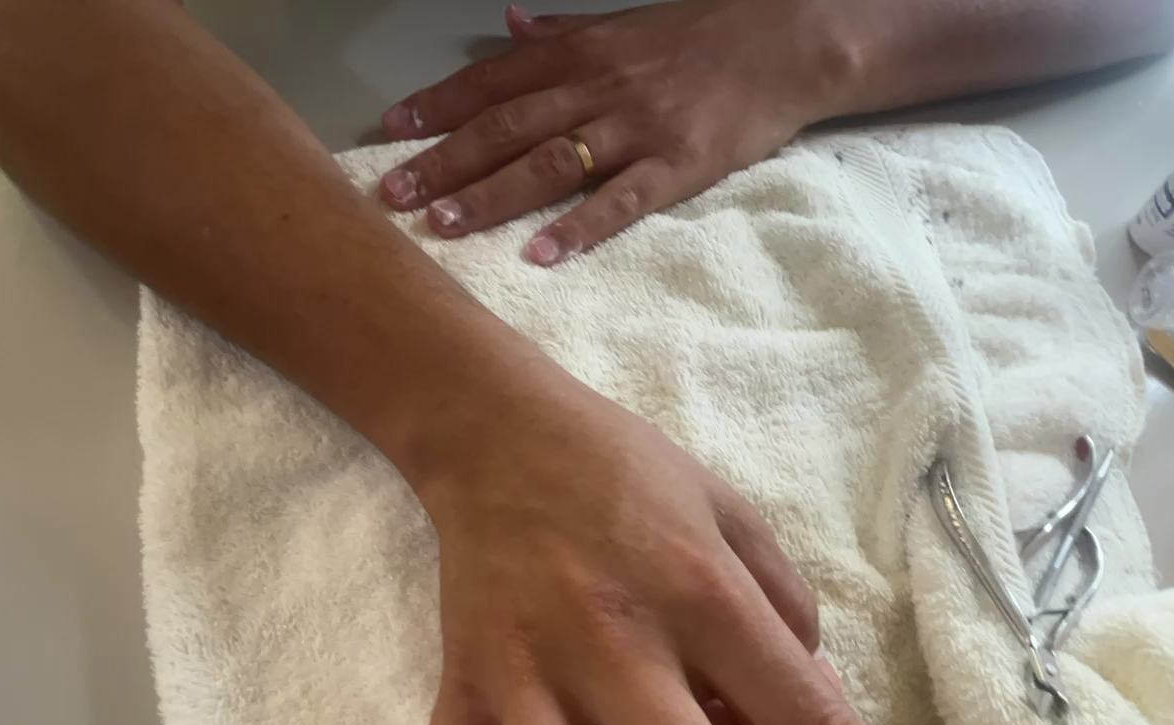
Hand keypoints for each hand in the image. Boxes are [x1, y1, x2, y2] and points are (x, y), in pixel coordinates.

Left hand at [378, 0, 858, 264]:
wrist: (783, 41)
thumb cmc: (699, 35)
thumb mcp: (623, 22)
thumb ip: (563, 32)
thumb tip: (510, 25)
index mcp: (579, 51)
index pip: (493, 81)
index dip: (438, 107)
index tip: (390, 135)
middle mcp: (596, 86)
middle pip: (506, 126)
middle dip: (446, 161)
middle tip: (395, 197)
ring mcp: (635, 128)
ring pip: (550, 162)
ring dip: (494, 195)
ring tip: (447, 226)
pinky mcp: (677, 166)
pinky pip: (621, 202)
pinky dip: (580, 227)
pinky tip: (542, 253)